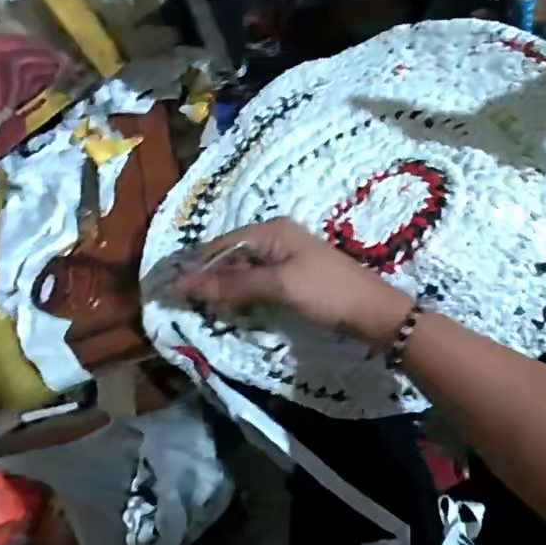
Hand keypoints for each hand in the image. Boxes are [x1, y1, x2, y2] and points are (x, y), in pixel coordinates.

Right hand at [173, 218, 414, 345]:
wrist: (374, 313)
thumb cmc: (326, 292)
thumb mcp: (278, 286)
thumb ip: (233, 284)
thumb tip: (185, 283)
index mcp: (272, 230)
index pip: (222, 244)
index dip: (197, 265)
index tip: (172, 287)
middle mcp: (277, 238)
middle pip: (232, 256)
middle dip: (209, 277)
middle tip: (184, 302)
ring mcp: (286, 258)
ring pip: (244, 271)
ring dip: (225, 288)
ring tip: (202, 307)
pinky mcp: (294, 278)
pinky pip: (258, 282)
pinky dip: (243, 294)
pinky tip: (231, 308)